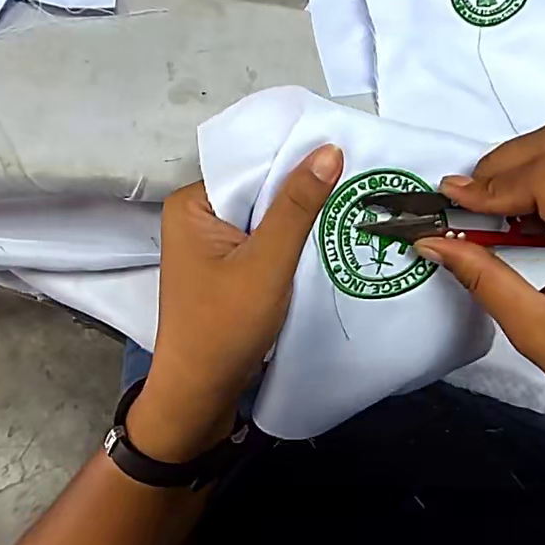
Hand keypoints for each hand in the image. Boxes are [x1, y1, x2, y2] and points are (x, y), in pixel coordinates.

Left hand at [130, 145, 342, 460]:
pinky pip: (262, 238)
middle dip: (299, 189)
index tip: (340, 152)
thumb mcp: (267, 262)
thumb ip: (296, 206)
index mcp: (192, 204)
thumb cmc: (223, 328)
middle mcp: (197, 216)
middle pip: (257, 188)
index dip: (293, 159)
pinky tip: (322, 236)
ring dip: (297, 216)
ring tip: (345, 201)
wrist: (200, 394)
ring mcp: (210, 243)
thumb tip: (327, 150)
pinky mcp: (226, 265)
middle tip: (352, 177)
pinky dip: (289, 239)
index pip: (249, 164)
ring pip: (263, 214)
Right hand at [415, 123, 544, 429]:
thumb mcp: (539, 333)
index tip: (453, 201)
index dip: (496, 185)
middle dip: (505, 164)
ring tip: (491, 203)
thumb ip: (484, 280)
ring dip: (522, 165)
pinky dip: (542, 175)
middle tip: (470, 199)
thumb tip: (434, 240)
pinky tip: (522, 210)